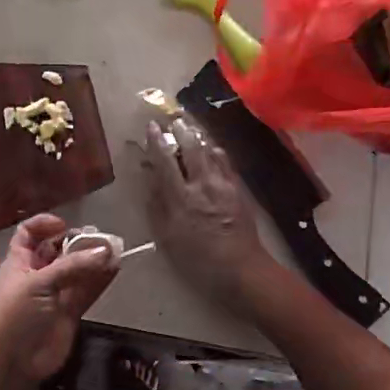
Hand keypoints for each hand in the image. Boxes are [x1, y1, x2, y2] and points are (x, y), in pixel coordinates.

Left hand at [0, 214, 118, 379]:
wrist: (12, 364)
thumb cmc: (14, 317)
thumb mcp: (37, 284)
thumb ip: (72, 267)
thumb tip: (105, 251)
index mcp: (18, 263)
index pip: (28, 234)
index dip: (44, 225)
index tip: (65, 225)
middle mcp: (37, 275)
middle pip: (58, 250)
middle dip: (76, 242)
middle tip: (100, 239)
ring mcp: (55, 294)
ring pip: (77, 271)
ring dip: (93, 261)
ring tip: (115, 251)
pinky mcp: (70, 312)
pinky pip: (87, 291)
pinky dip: (100, 280)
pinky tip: (115, 269)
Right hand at [140, 119, 273, 309]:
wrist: (240, 269)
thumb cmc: (196, 260)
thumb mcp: (167, 237)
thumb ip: (156, 205)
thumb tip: (149, 179)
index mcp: (181, 199)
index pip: (165, 162)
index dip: (156, 142)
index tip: (151, 127)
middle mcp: (203, 185)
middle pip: (191, 148)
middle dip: (181, 131)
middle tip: (174, 120)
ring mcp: (225, 185)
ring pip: (211, 151)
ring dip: (199, 138)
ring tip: (191, 130)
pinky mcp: (239, 189)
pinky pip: (225, 162)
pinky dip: (215, 152)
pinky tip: (211, 151)